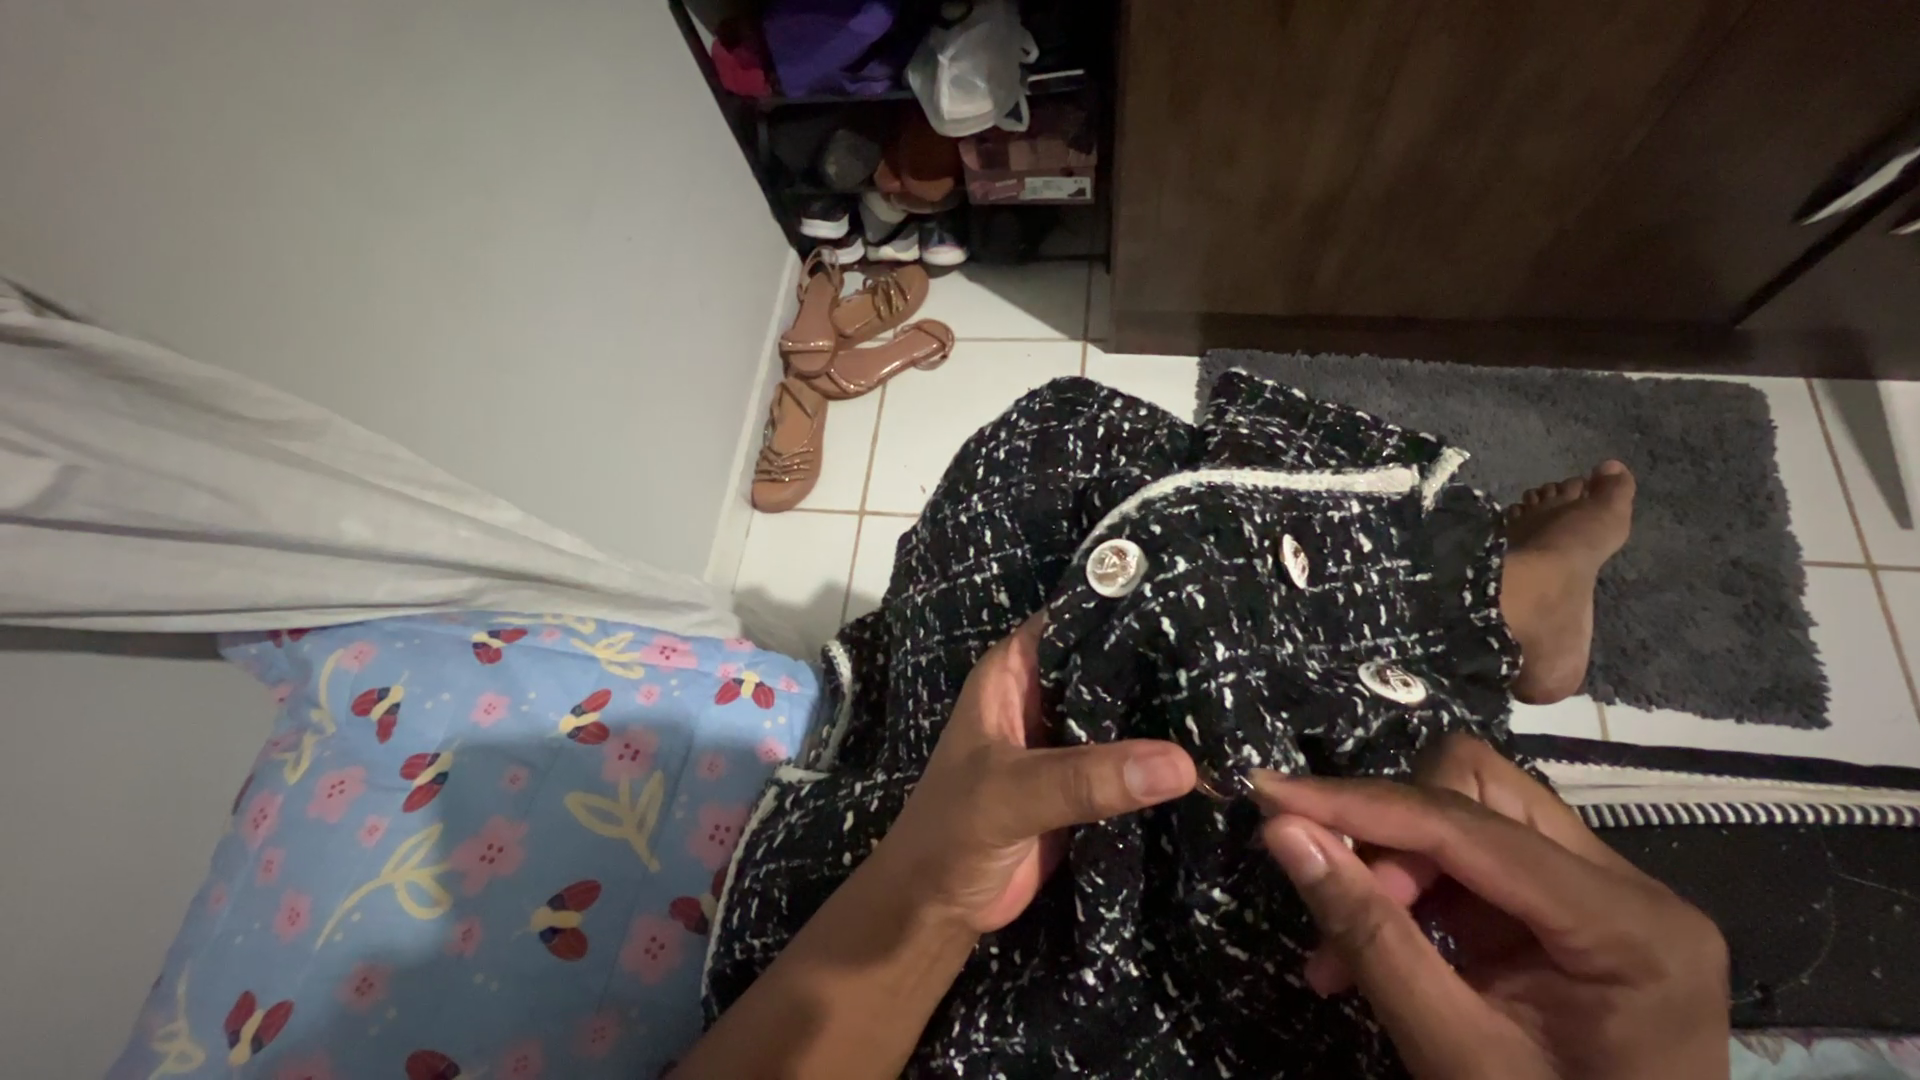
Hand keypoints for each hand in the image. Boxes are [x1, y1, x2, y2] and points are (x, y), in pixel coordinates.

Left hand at [868, 614, 1197, 932]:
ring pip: (1123, 711)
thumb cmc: (953, 833)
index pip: (1074, 619)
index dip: (1126, 608)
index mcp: (1012, 672)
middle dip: (1160, 663)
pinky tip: (1213, 754)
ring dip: (1165, 713)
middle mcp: (1040, 695)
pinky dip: (1160, 758)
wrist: (937, 905)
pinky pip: (1128, 758)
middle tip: (1229, 659)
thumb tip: (1181, 763)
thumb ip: (1085, 777)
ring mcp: (1063, 738)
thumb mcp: (1012, 794)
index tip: (1192, 612)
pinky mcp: (1082, 780)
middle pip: (1108, 663)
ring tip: (1234, 703)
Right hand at [1252, 735, 1729, 1079]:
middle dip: (1390, 833)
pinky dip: (1410, 887)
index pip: (1465, 824)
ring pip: (1466, 808)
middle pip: (1474, 788)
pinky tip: (1380, 943)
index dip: (1358, 804)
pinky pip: (1468, 855)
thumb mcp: (1455, 1054)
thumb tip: (1281, 830)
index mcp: (1627, 926)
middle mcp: (1626, 884)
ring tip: (1350, 943)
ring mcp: (1602, 890)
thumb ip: (1369, 936)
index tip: (1268, 793)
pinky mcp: (1568, 904)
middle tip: (1348, 902)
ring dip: (1392, 860)